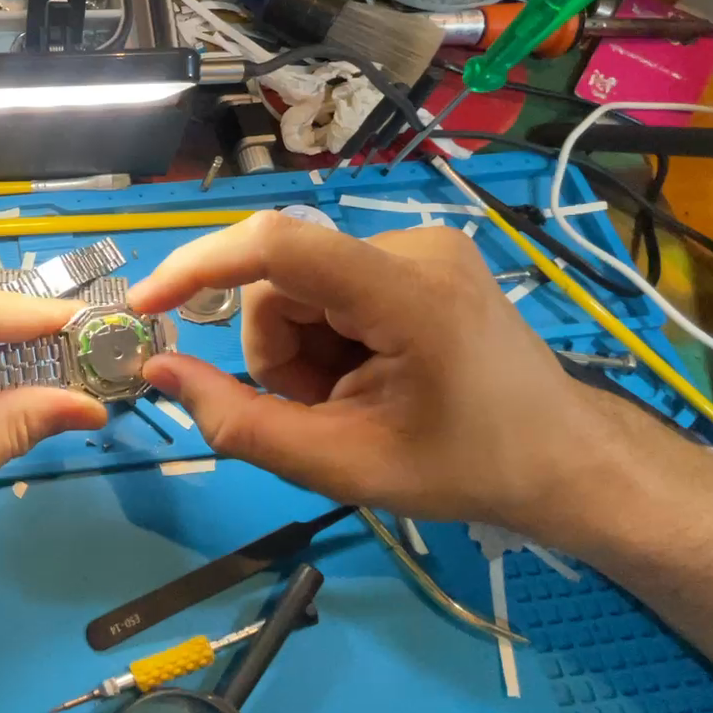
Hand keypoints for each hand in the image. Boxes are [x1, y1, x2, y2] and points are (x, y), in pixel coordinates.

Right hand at [129, 212, 653, 542]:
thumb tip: (158, 371)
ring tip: (348, 398)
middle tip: (317, 410)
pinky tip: (366, 372)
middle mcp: (411, 245)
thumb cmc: (466, 468)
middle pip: (279, 284)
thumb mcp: (342, 467)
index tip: (145, 305)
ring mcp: (416, 243)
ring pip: (295, 287)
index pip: (278, 246)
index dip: (198, 266)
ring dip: (298, 349)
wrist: (567, 460)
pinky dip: (322, 335)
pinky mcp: (413, 254)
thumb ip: (240, 423)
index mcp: (409, 295)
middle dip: (276, 353)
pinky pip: (324, 285)